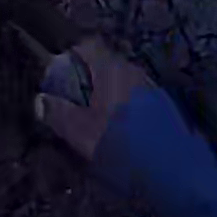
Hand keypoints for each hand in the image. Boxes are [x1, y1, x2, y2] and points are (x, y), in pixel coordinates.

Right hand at [34, 38, 153, 159]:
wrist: (177, 172)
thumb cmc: (122, 145)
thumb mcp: (81, 133)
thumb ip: (58, 114)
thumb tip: (39, 100)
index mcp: (111, 67)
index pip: (88, 44)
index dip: (70, 56)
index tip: (58, 75)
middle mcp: (132, 70)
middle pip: (104, 64)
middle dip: (87, 81)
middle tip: (74, 105)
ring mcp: (151, 88)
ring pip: (121, 84)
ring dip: (107, 98)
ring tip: (95, 125)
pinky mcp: (165, 109)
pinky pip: (136, 101)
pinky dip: (124, 112)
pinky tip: (121, 137)